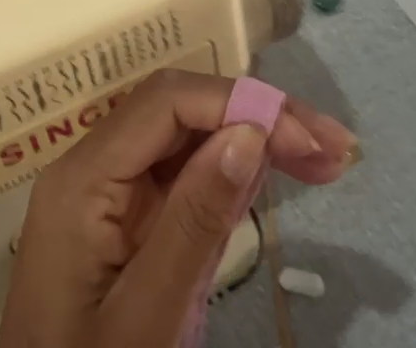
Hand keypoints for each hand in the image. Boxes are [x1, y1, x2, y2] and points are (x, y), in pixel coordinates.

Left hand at [0, 69, 356, 347]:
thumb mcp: (145, 313)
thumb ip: (194, 220)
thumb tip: (249, 132)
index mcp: (83, 178)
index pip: (167, 103)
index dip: (240, 104)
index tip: (308, 141)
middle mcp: (92, 167)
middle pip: (179, 110)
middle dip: (255, 116)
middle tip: (332, 148)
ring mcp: (107, 190)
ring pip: (185, 137)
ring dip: (251, 139)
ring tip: (320, 161)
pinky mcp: (123, 215)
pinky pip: (180, 175)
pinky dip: (230, 173)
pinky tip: (271, 178)